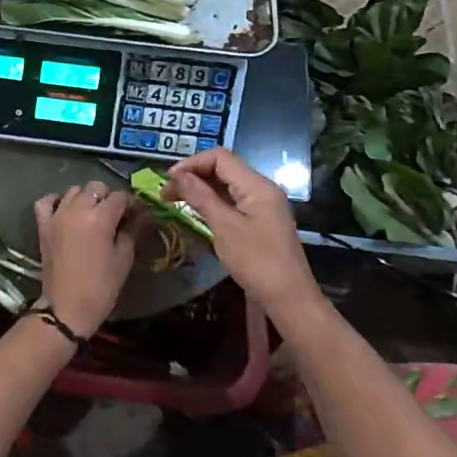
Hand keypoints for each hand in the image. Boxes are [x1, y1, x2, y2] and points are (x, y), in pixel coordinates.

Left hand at [33, 181, 136, 336]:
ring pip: (73, 191)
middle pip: (95, 188)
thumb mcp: (123, 258)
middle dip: (108, 196)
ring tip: (91, 214)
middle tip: (114, 214)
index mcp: (100, 217)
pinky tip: (65, 209)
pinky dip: (56, 201)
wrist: (67, 307)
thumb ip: (131, 231)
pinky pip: (46, 201)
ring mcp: (57, 215)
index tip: (136, 213)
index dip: (131, 203)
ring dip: (85, 197)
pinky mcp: (43, 225)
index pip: (120, 196)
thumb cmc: (101, 286)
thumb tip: (140, 215)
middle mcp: (77, 209)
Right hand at [163, 149, 318, 309]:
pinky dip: (212, 202)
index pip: (220, 157)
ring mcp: (262, 205)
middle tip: (167, 193)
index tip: (168, 180)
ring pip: (226, 185)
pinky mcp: (259, 220)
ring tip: (175, 201)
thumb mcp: (224, 227)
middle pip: (223, 168)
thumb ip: (201, 197)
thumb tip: (177, 175)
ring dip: (200, 189)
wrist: (289, 298)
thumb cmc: (256, 261)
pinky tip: (196, 212)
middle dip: (193, 175)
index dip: (191, 163)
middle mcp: (262, 189)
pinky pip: (232, 200)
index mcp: (257, 186)